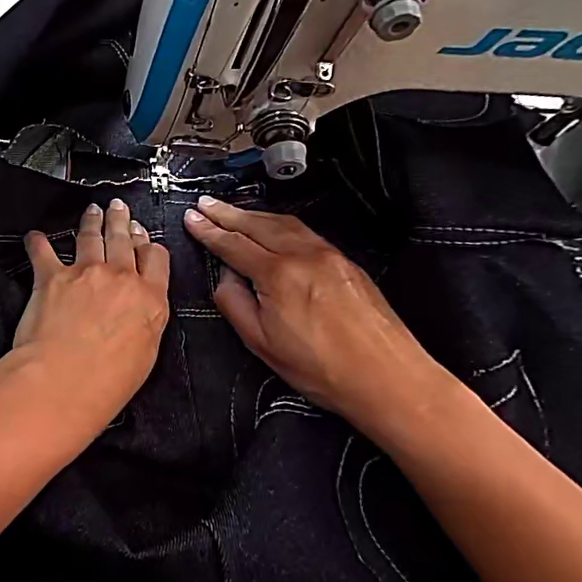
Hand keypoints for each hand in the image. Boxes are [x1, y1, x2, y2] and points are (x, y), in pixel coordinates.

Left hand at [8, 199, 169, 417]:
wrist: (62, 381)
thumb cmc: (103, 380)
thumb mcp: (147, 355)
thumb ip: (148, 324)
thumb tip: (143, 314)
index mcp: (149, 298)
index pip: (156, 258)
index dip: (149, 244)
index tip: (144, 238)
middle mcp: (120, 278)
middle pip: (124, 239)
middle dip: (122, 221)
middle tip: (119, 210)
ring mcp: (86, 273)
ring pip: (91, 236)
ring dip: (92, 221)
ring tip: (92, 212)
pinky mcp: (52, 277)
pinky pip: (44, 251)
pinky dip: (38, 242)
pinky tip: (35, 236)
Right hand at [183, 196, 447, 428]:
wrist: (386, 377)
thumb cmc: (329, 369)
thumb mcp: (263, 344)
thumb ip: (235, 303)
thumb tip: (225, 279)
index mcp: (279, 275)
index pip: (233, 243)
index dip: (209, 230)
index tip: (194, 220)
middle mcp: (305, 256)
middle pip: (257, 223)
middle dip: (227, 212)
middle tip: (207, 205)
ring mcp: (329, 255)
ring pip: (283, 223)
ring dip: (254, 214)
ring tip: (234, 211)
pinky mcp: (345, 261)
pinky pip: (305, 231)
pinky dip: (281, 224)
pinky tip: (274, 228)